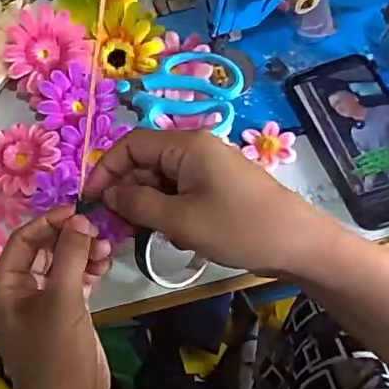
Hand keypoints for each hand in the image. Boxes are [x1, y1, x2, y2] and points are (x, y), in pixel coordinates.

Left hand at [0, 207, 114, 388]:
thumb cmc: (55, 356)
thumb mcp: (62, 302)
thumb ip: (69, 256)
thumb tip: (80, 220)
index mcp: (3, 287)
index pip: (23, 240)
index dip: (50, 222)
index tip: (80, 211)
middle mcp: (18, 292)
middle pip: (43, 250)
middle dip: (70, 238)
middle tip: (99, 232)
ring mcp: (42, 305)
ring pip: (61, 264)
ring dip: (82, 253)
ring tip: (107, 250)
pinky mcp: (64, 315)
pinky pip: (74, 281)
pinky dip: (88, 270)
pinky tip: (105, 264)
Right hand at [82, 129, 342, 276]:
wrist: (298, 244)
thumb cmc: (238, 227)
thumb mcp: (180, 220)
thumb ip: (138, 204)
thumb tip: (107, 194)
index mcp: (186, 145)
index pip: (131, 145)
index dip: (106, 170)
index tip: (91, 200)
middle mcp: (196, 149)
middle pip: (146, 162)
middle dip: (127, 192)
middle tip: (118, 227)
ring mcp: (209, 168)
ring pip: (162, 181)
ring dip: (149, 206)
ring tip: (150, 234)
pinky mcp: (219, 187)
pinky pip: (181, 192)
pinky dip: (170, 211)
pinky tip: (176, 235)